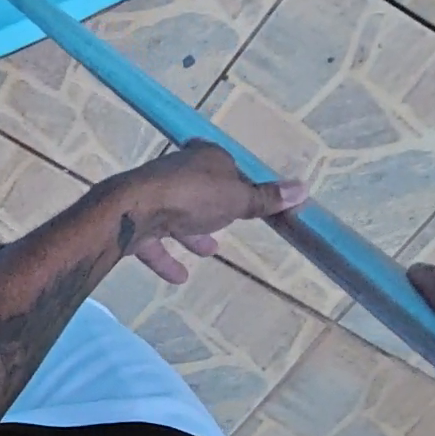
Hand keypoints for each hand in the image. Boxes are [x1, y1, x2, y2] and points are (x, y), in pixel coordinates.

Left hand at [99, 141, 307, 283]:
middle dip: (211, 210)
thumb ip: (265, 198)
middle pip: (197, 192)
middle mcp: (173, 174)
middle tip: (226, 225)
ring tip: (209, 251)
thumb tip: (302, 188)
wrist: (132, 211)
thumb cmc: (193, 196)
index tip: (245, 195)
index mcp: (201, 158)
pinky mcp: (132, 223)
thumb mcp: (238, 197)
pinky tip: (179, 277)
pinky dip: (165, 259)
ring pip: (174, 218)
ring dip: (191, 234)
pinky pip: (152, 243)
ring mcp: (150, 198)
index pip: (221, 163)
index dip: (234, 178)